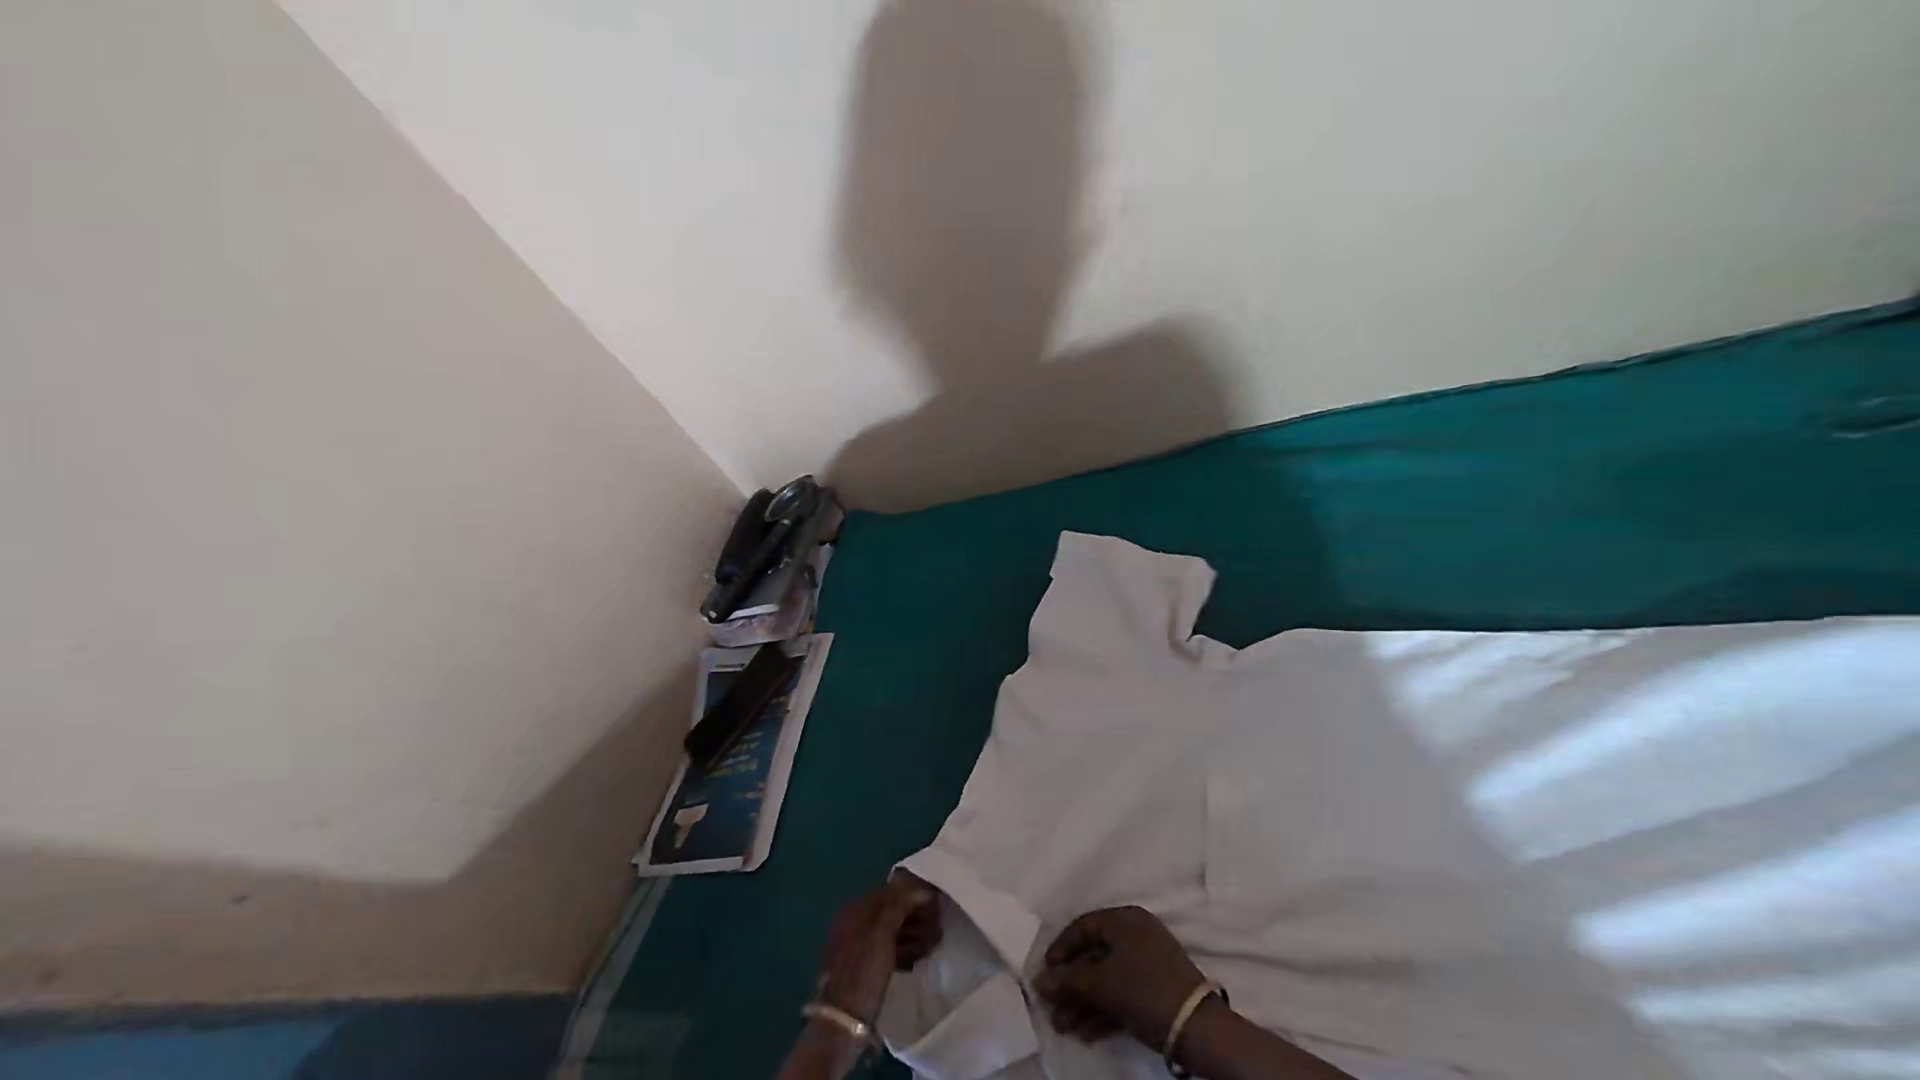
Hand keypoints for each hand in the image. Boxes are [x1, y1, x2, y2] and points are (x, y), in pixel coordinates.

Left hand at [815, 874, 942, 1023]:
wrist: (843, 1021)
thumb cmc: (863, 972)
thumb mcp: (881, 934)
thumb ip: (897, 906)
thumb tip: (917, 887)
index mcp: (855, 911)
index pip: (888, 892)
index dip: (912, 895)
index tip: (935, 902)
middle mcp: (855, 924)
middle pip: (891, 912)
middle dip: (915, 916)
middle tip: (937, 924)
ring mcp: (859, 947)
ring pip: (892, 932)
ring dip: (913, 934)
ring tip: (934, 941)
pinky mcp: (865, 969)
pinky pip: (889, 950)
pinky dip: (905, 950)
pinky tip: (919, 957)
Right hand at [1033, 905, 1205, 1048]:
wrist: (1197, 1027)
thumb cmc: (1143, 989)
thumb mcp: (1101, 983)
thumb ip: (1067, 981)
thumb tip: (1039, 982)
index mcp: (1124, 920)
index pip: (1083, 926)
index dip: (1061, 948)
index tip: (1045, 970)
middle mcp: (1136, 934)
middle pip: (1093, 956)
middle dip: (1070, 984)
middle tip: (1051, 1005)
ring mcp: (1147, 962)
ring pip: (1106, 978)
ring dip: (1082, 1002)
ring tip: (1063, 1026)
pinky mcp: (1155, 988)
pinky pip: (1121, 992)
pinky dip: (1102, 1010)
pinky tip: (1084, 1032)